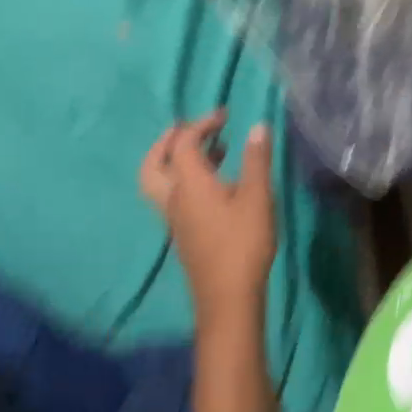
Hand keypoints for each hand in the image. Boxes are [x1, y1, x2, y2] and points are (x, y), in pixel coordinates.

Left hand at [140, 112, 277, 312]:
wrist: (228, 297)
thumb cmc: (243, 242)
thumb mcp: (258, 196)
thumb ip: (256, 159)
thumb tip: (257, 126)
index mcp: (189, 186)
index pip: (183, 144)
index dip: (200, 124)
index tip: (225, 115)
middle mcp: (174, 199)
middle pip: (153, 165)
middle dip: (167, 141)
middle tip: (190, 127)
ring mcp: (176, 219)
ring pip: (161, 182)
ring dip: (177, 159)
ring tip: (213, 148)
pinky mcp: (185, 232)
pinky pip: (174, 195)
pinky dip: (187, 177)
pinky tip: (217, 180)